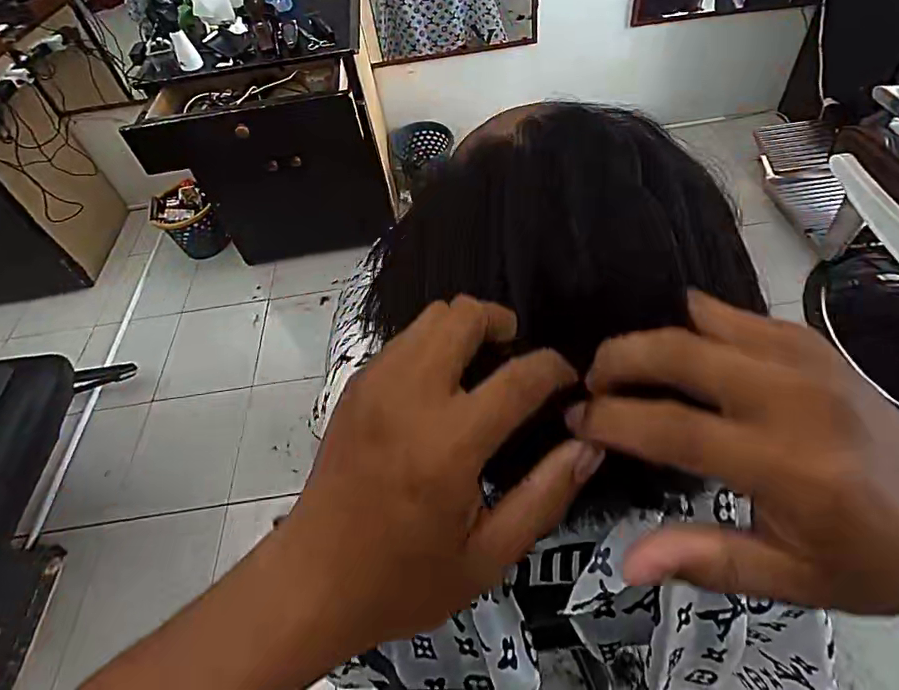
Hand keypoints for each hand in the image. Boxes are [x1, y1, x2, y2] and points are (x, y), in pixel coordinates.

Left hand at [270, 297, 602, 652]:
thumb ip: (546, 495)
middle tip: (516, 357)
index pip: (520, 376)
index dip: (555, 368)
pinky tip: (441, 386)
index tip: (567, 379)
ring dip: (466, 329)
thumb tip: (588, 446)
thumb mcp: (488, 557)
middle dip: (503, 323)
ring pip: (433, 315)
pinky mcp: (357, 384)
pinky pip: (407, 337)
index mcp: (448, 445)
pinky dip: (434, 343)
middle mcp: (409, 398)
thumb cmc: (403, 578)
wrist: (310, 585)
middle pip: (465, 315)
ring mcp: (377, 384)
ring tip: (481, 368)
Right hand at [567, 292, 898, 616]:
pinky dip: (696, 322)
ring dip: (656, 335)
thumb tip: (629, 559)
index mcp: (788, 465)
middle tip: (591, 379)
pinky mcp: (812, 340)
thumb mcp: (792, 580)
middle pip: (682, 352)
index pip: (676, 428)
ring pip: (704, 319)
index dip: (615, 420)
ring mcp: (805, 357)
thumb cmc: (873, 560)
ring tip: (627, 364)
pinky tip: (681, 347)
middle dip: (622, 358)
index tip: (577, 419)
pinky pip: (736, 314)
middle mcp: (793, 397)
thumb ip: (707, 560)